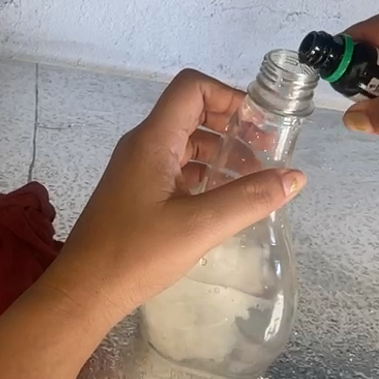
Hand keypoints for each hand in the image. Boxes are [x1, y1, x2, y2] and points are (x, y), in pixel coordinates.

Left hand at [33, 70, 304, 328]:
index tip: (261, 125)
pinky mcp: (136, 191)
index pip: (192, 88)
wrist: (83, 290)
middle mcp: (143, 144)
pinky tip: (225, 200)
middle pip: (191, 112)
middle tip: (268, 153)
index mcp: (153, 139)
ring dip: (220, 152)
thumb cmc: (136, 253)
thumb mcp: (200, 226)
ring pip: (185, 142)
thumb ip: (249, 198)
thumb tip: (295, 176)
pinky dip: (204, 174)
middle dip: (232, 126)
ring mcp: (137, 168)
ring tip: (255, 180)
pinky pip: (176, 167)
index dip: (229, 96)